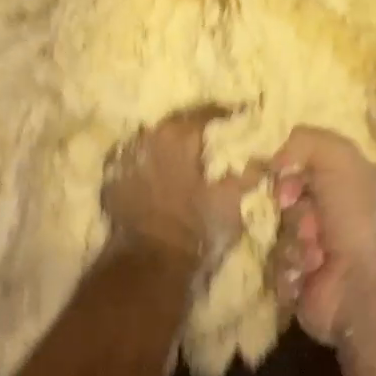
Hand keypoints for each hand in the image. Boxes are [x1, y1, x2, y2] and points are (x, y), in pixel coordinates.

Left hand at [103, 108, 262, 267]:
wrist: (148, 264)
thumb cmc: (194, 227)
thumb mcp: (231, 201)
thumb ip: (249, 174)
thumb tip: (265, 158)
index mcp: (181, 135)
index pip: (206, 112)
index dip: (225, 114)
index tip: (239, 115)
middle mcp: (150, 136)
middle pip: (176, 122)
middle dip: (194, 126)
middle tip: (211, 134)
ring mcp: (126, 156)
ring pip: (152, 138)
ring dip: (167, 143)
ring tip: (183, 153)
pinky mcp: (111, 179)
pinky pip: (132, 160)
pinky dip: (146, 162)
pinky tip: (155, 172)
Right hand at [270, 127, 375, 345]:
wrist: (363, 286)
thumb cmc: (357, 215)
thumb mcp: (338, 157)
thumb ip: (305, 141)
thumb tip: (277, 160)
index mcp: (355, 184)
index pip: (310, 166)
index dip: (292, 168)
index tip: (285, 173)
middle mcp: (339, 216)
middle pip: (289, 199)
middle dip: (294, 208)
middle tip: (304, 217)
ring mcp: (320, 250)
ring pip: (281, 232)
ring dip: (294, 240)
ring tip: (314, 252)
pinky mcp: (302, 282)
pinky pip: (277, 265)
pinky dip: (289, 267)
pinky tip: (307, 272)